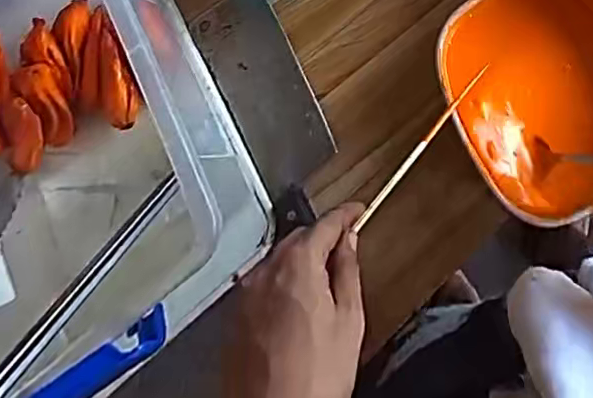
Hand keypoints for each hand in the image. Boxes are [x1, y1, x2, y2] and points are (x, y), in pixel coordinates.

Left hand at [223, 202, 365, 397]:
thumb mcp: (348, 320)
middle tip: (344, 251)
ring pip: (278, 260)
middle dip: (322, 239)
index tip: (358, 211)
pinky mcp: (234, 319)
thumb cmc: (313, 381)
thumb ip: (348, 270)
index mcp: (297, 264)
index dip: (346, 213)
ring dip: (300, 262)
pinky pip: (262, 285)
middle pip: (299, 237)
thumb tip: (348, 242)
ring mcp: (246, 295)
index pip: (326, 222)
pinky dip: (281, 284)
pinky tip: (295, 309)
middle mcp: (266, 271)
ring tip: (321, 286)